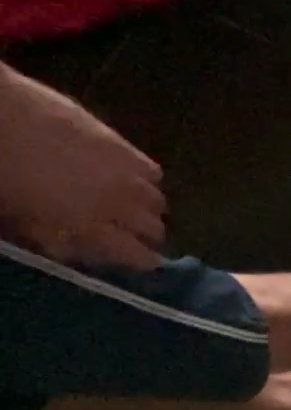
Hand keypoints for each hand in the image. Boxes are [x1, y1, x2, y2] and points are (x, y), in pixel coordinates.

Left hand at [0, 66, 164, 268]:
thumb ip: (46, 234)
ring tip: (129, 202)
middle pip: (155, 230)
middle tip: (130, 231)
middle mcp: (121, 205)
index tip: (140, 261)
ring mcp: (126, 176)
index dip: (142, 260)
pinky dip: (146, 179)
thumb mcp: (13, 211)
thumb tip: (71, 251)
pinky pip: (153, 173)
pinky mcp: (124, 149)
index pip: (139, 256)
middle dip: (146, 235)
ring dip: (146, 207)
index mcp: (90, 226)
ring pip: (158, 203)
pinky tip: (128, 175)